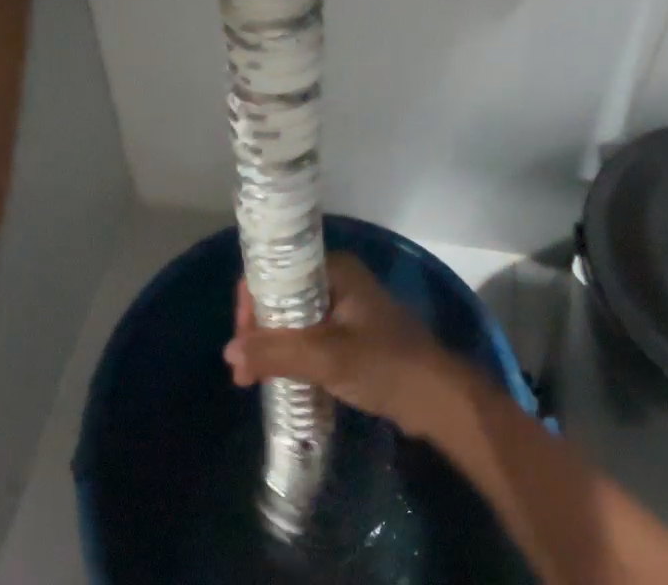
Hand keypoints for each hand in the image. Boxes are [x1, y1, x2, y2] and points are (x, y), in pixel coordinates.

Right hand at [224, 253, 465, 436]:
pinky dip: (292, 356)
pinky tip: (278, 380)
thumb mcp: (325, 357)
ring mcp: (346, 310)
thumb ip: (276, 353)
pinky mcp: (351, 337)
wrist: (437, 398)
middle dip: (259, 331)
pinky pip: (309, 339)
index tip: (241, 341)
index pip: (276, 273)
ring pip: (294, 321)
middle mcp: (338, 281)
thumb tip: (230, 354)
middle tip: (243, 370)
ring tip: (253, 379)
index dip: (251, 304)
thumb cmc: (384, 364)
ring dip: (273, 347)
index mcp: (334, 269)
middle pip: (282, 297)